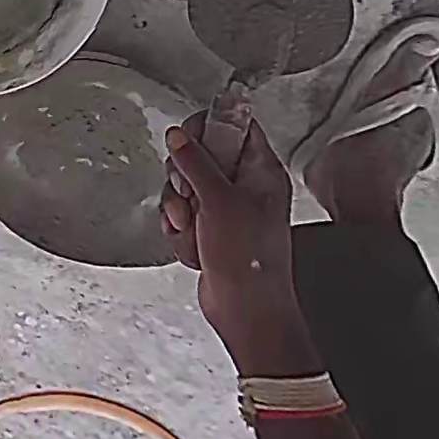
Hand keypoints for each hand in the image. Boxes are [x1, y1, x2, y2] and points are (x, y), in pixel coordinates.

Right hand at [162, 93, 305, 370]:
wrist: (246, 314)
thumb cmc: (248, 260)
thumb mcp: (218, 200)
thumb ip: (194, 161)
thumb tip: (177, 135)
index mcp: (260, 170)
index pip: (235, 124)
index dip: (209, 124)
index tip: (189, 138)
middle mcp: (243, 184)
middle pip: (200, 152)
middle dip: (183, 173)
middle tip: (189, 191)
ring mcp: (225, 205)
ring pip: (184, 182)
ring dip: (178, 204)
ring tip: (190, 225)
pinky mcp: (208, 226)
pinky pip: (179, 209)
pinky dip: (178, 226)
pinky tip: (191, 243)